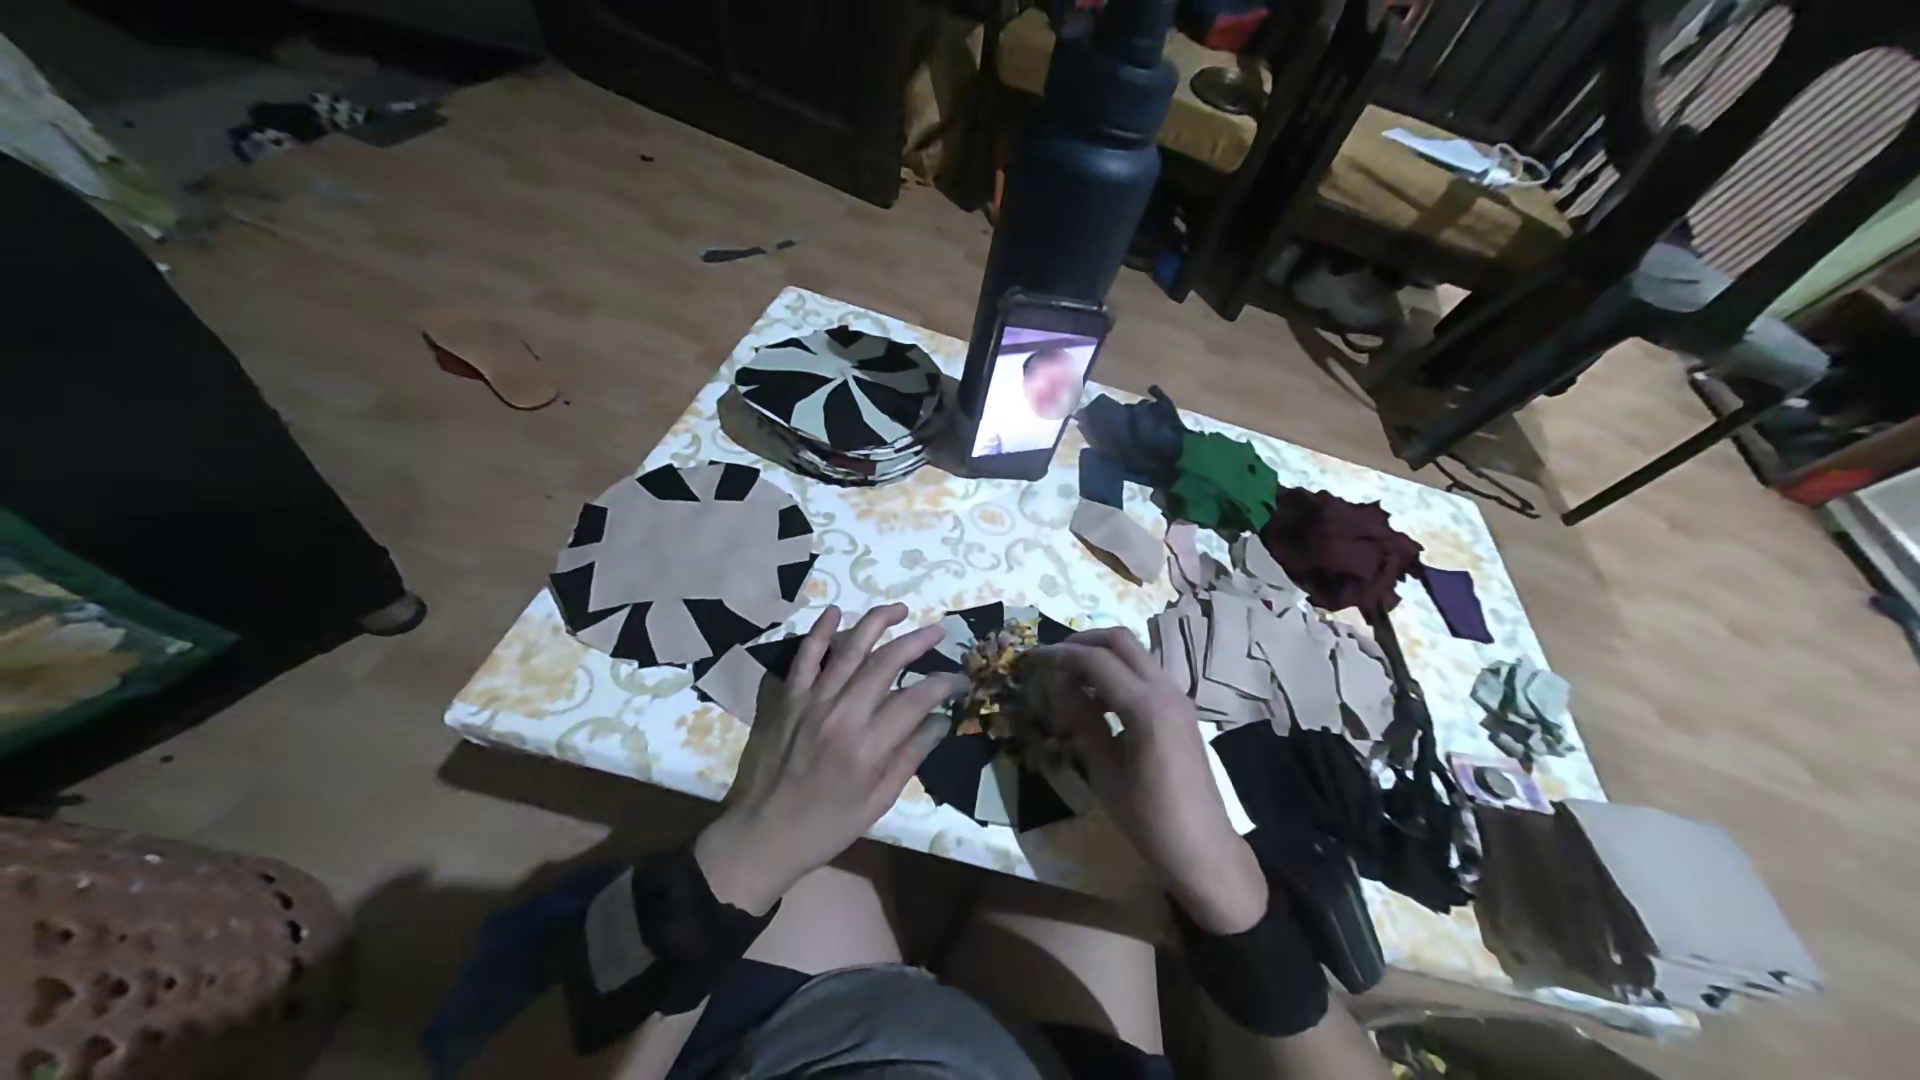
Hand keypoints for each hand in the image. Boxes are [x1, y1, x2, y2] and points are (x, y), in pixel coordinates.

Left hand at [694, 604, 965, 913]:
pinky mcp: (786, 698)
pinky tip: (835, 611)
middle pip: (886, 662)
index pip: (917, 699)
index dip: (944, 683)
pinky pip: (805, 656)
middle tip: (937, 631)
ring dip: (877, 622)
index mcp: (868, 746)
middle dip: (917, 641)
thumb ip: (910, 756)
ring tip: (899, 609)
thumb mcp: (878, 802)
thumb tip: (940, 721)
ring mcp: (811, 701)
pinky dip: (820, 631)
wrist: (760, 836)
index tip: (959, 679)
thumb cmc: (826, 826)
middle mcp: (842, 714)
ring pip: (849, 649)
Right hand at [1035, 628, 1267, 933]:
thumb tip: (1058, 686)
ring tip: (1068, 681)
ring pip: (1134, 654)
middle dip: (1081, 642)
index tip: (1031, 658)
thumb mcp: (1104, 770)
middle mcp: (1165, 690)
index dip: (1059, 655)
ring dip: (1100, 656)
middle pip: (1119, 641)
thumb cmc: (1148, 817)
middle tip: (1051, 659)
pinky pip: (1144, 674)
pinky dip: (1117, 673)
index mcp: (1146, 706)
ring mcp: (1177, 697)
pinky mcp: (1180, 709)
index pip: (1095, 660)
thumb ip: (1082, 719)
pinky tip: (1096, 700)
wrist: (1202, 847)